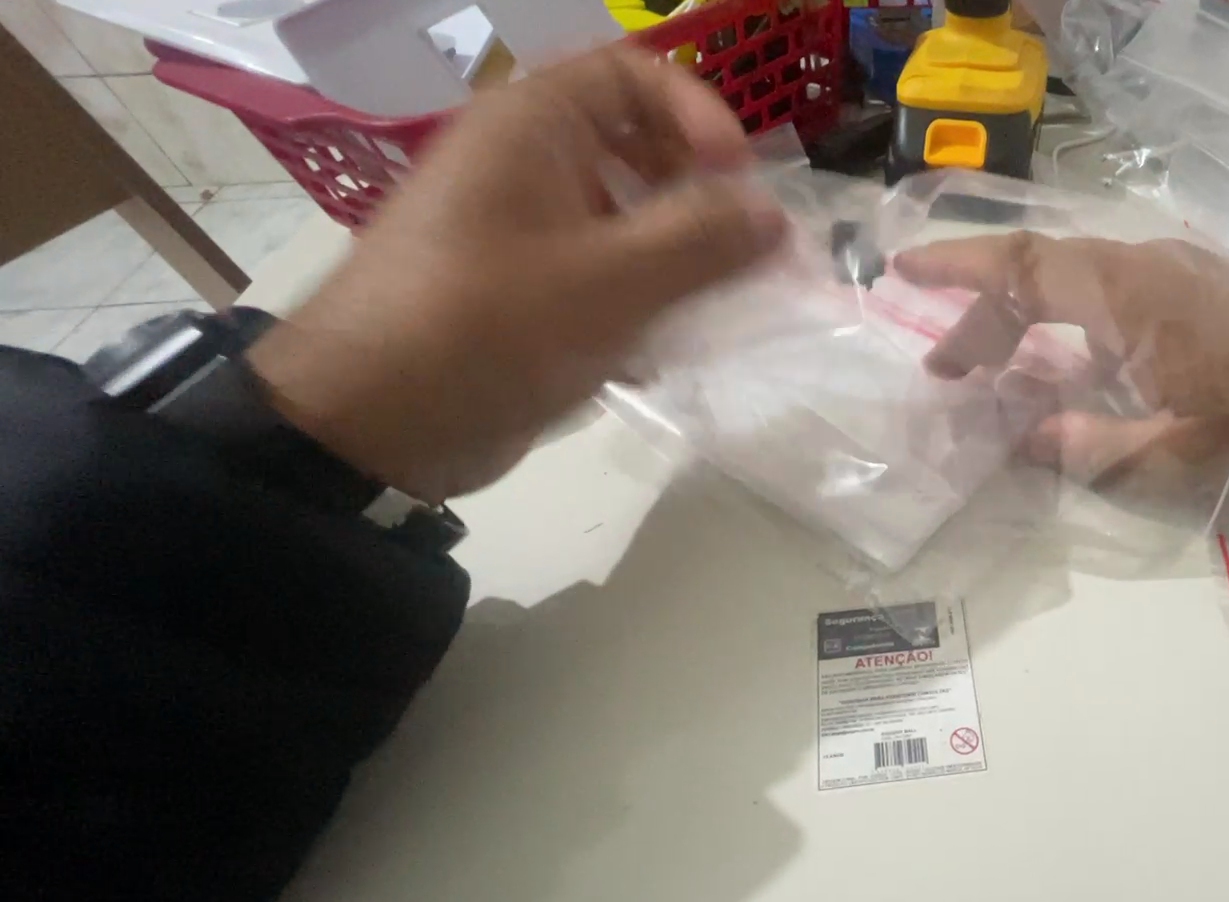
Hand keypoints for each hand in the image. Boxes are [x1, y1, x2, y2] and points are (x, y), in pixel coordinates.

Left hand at [249, 45, 788, 503]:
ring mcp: (529, 235)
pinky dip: (648, 305)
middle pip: (638, 151)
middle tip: (746, 248)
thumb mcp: (610, 281)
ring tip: (722, 307)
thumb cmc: (491, 330)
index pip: (633, 78)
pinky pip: (610, 280)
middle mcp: (531, 169)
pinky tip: (667, 352)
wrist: (381, 423)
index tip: (743, 179)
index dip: (698, 116)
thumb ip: (701, 241)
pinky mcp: (534, 295)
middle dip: (702, 198)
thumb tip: (773, 214)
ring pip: (629, 224)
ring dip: (684, 262)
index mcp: (533, 129)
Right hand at [893, 233, 1228, 504]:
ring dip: (1020, 323)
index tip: (901, 271)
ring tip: (990, 374)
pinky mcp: (1187, 288)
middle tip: (946, 373)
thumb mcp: (1165, 455)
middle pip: (1034, 275)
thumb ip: (1078, 447)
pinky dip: (1061, 326)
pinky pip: (1101, 295)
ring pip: (1067, 284)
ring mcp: (1166, 272)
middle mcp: (1136, 267)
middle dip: (979, 318)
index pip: (1017, 267)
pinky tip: (1059, 370)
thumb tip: (1014, 438)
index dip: (954, 268)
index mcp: (1122, 296)